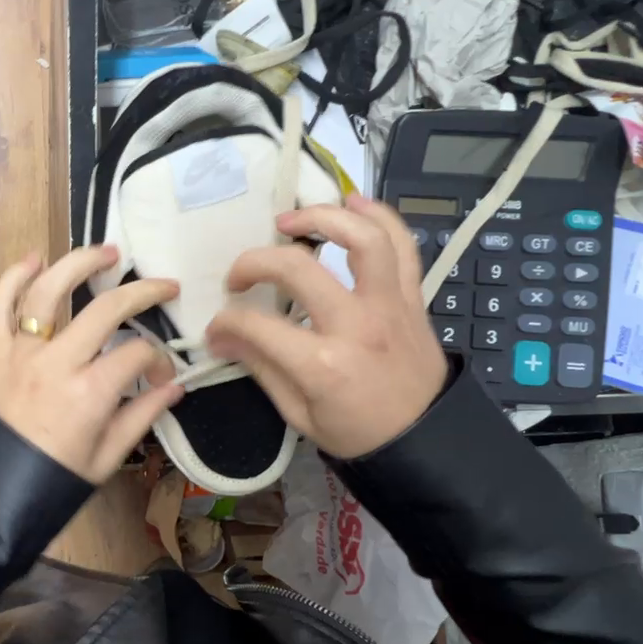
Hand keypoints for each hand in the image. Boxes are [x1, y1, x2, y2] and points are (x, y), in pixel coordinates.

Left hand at [0, 246, 185, 481]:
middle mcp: (56, 363)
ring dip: (79, 263)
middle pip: (105, 309)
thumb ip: (141, 415)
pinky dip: (13, 278)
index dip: (159, 359)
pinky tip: (33, 260)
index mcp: (90, 392)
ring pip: (49, 291)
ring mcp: (22, 353)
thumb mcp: (107, 457)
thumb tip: (174, 387)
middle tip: (164, 285)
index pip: (137, 353)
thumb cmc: (53, 479)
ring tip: (107, 252)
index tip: (163, 375)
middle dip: (142, 292)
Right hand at [206, 194, 446, 458]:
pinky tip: (352, 204)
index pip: (257, 325)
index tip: (216, 329)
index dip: (226, 322)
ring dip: (322, 218)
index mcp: (322, 364)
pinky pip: (402, 245)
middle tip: (239, 275)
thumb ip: (262, 368)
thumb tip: (223, 339)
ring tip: (291, 221)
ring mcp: (389, 305)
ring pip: (362, 238)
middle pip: (298, 268)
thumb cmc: (357, 433)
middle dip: (254, 262)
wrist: (426, 440)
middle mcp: (356, 325)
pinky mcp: (411, 297)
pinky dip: (379, 216)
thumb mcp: (299, 415)